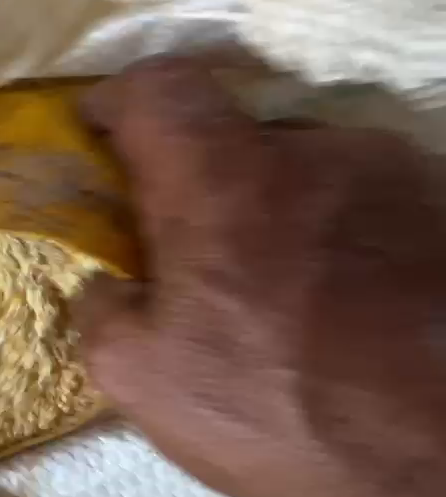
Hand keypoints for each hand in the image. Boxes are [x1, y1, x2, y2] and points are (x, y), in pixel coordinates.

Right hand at [76, 57, 445, 496]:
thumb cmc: (266, 409)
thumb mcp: (130, 372)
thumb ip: (103, 305)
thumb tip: (112, 281)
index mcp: (225, 184)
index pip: (162, 87)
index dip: (115, 101)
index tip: (93, 134)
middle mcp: (321, 156)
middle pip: (232, 136)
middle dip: (189, 182)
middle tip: (170, 249)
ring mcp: (404, 180)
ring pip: (300, 170)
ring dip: (260, 211)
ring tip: (251, 290)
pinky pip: (357, 203)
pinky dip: (318, 236)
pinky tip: (318, 305)